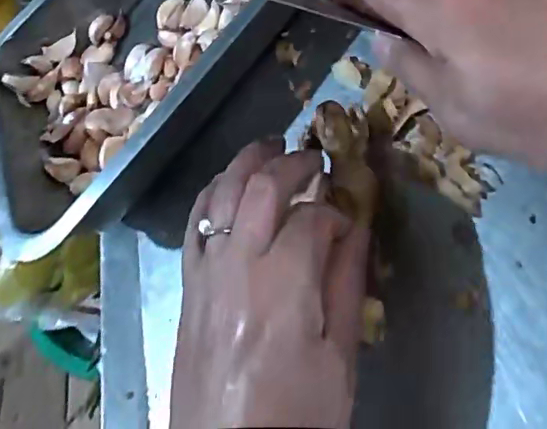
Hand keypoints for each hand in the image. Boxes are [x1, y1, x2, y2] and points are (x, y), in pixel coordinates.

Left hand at [170, 139, 369, 428]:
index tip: (348, 222)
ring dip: (249, 161)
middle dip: (294, 162)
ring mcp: (206, 276)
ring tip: (272, 145)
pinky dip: (213, 192)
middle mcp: (238, 269)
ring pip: (222, 193)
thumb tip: (359, 223)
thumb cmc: (297, 418)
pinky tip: (230, 184)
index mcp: (283, 288)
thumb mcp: (340, 359)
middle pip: (262, 187)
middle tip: (317, 160)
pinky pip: (195, 223)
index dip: (336, 210)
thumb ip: (347, 282)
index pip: (312, 217)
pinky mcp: (186, 289)